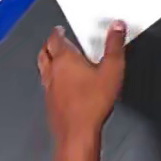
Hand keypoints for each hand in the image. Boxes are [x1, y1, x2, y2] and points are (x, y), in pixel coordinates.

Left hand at [38, 23, 125, 152]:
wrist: (77, 133)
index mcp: (66, 60)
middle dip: (49, 44)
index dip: (57, 32)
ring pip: (43, 68)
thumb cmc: (93, 102)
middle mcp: (53, 72)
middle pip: (45, 53)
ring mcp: (49, 89)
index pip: (56, 40)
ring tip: (55, 58)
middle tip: (55, 40)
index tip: (60, 29)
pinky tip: (61, 83)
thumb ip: (115, 46)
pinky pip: (47, 84)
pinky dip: (51, 77)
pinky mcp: (50, 103)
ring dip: (47, 60)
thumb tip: (117, 27)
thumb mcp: (113, 69)